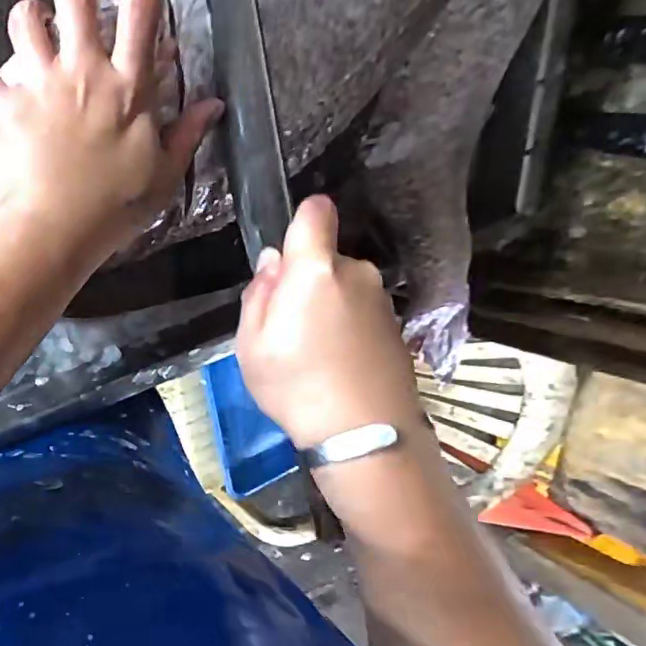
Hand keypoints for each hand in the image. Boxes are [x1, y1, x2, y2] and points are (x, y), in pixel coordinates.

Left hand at [0, 0, 219, 275]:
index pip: (143, 12)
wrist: (55, 231)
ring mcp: (41, 88)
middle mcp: (84, 74)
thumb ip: (185, 136)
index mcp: (129, 86)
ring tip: (27, 20)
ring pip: (25, 25)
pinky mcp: (5, 110)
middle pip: (76, 0)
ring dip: (25, 16)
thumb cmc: (112, 208)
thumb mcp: (161, 176)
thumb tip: (213, 106)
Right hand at [236, 196, 419, 449]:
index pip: (315, 214)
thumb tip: (271, 263)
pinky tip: (332, 359)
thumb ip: (258, 294)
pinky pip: (357, 308)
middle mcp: (355, 273)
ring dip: (322, 303)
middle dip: (300, 279)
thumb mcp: (250, 343)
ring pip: (340, 284)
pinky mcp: (394, 323)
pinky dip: (343, 323)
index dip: (298, 220)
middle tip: (281, 323)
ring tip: (306, 348)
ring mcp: (380, 298)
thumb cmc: (292, 382)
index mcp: (314, 270)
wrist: (362, 431)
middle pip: (322, 258)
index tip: (283, 250)